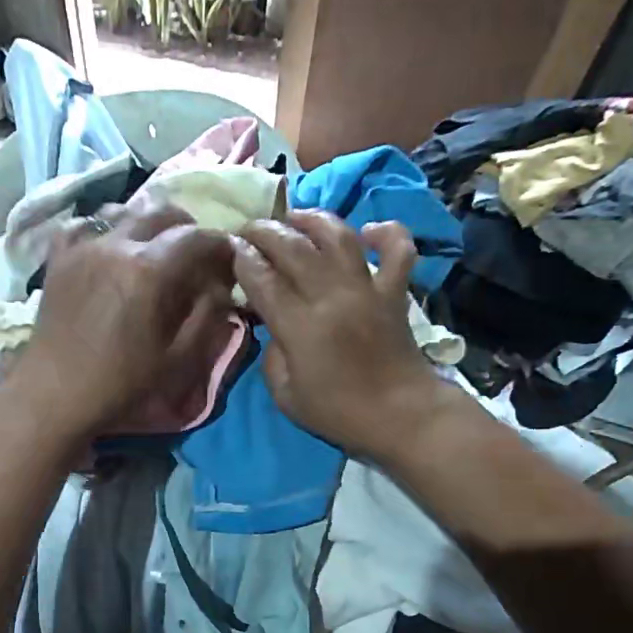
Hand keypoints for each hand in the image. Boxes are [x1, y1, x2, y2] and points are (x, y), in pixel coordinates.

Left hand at [3, 205, 236, 439]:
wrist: (54, 395)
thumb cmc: (120, 383)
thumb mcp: (177, 359)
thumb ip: (206, 316)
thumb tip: (221, 287)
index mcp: (149, 270)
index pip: (197, 237)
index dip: (220, 243)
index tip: (230, 257)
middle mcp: (116, 246)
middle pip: (161, 212)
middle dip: (187, 226)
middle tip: (196, 251)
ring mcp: (83, 247)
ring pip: (122, 211)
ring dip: (147, 222)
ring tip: (154, 246)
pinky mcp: (58, 259)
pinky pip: (83, 225)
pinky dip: (104, 227)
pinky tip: (110, 246)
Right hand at [235, 210, 455, 457]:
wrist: (401, 416)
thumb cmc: (339, 412)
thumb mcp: (286, 396)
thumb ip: (273, 356)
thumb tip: (274, 326)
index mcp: (301, 326)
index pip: (263, 279)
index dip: (243, 259)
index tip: (231, 248)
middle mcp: (332, 296)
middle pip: (293, 247)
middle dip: (265, 231)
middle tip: (250, 229)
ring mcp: (367, 289)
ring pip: (338, 235)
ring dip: (312, 219)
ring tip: (294, 217)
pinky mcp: (395, 291)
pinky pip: (397, 250)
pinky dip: (386, 233)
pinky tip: (367, 232)